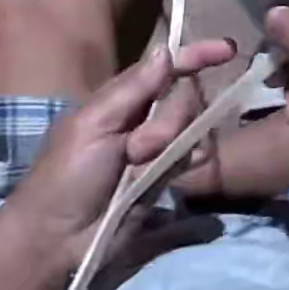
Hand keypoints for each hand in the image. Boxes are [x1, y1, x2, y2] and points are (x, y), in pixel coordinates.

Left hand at [0, 39, 237, 266]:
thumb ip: (133, 88)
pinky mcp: (170, 169)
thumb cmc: (65, 177)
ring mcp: (160, 144)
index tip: (228, 49)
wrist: (60, 240)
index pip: (168, 67)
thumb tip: (166, 51)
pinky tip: (175, 172)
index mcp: (122, 99)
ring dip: (173, 143)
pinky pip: (198, 151)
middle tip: (138, 149)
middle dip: (171, 120)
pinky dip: (192, 158)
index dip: (197, 55)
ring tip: (141, 168)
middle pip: (185, 98)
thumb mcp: (92, 126)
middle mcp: (145, 116)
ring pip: (194, 124)